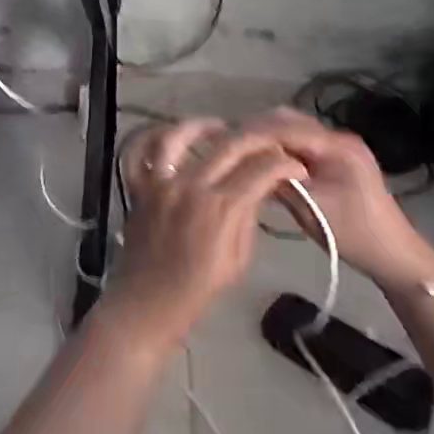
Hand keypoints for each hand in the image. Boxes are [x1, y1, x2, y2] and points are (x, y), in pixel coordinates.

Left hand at [100, 118, 307, 351]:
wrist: (145, 306)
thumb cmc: (197, 291)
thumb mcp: (238, 259)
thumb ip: (247, 216)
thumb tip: (257, 186)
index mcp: (220, 208)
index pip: (262, 169)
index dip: (284, 164)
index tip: (295, 168)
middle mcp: (190, 186)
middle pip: (230, 143)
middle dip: (259, 139)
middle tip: (269, 145)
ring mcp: (160, 183)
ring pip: (179, 135)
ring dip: (204, 126)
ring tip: (220, 129)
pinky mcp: (138, 187)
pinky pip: (138, 152)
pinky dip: (151, 137)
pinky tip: (172, 137)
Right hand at [236, 108, 433, 290]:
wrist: (393, 254)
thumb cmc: (354, 234)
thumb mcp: (312, 209)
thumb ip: (281, 182)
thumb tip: (247, 166)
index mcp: (337, 146)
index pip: (287, 127)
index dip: (255, 133)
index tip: (226, 142)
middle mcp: (339, 138)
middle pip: (290, 121)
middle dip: (258, 130)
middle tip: (228, 145)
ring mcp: (339, 147)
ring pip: (294, 130)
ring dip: (268, 138)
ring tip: (240, 153)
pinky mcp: (337, 158)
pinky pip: (303, 144)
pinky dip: (282, 149)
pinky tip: (263, 163)